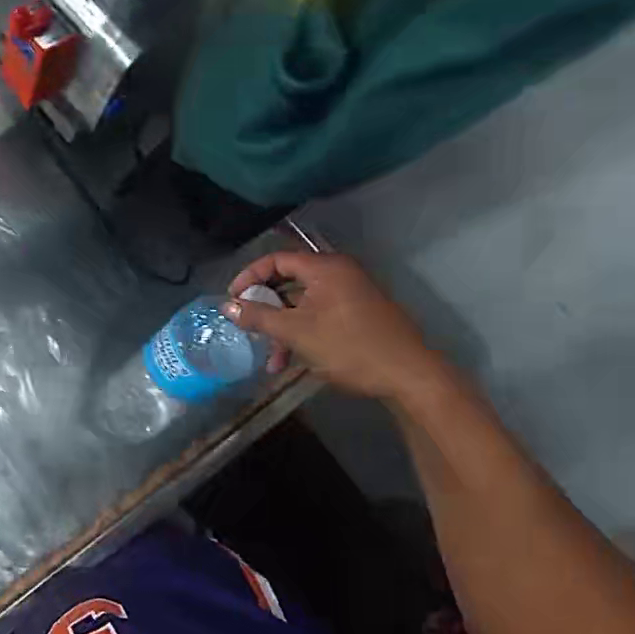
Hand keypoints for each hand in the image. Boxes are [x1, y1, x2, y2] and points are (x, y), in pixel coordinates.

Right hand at [223, 251, 450, 401]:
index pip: (277, 259)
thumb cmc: (349, 347)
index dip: (250, 277)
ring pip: (304, 304)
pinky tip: (292, 362)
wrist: (408, 374)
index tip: (232, 300)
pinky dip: (303, 333)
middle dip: (266, 309)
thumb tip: (226, 306)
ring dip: (283, 329)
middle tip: (248, 328)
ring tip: (272, 361)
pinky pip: (320, 315)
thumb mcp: (296, 333)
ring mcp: (351, 294)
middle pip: (289, 282)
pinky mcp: (358, 314)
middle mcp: (339, 274)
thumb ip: (259, 317)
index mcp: (325, 268)